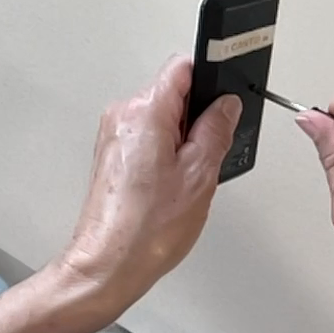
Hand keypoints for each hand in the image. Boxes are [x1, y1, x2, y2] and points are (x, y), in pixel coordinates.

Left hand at [56, 55, 240, 313]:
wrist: (107, 264)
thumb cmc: (145, 229)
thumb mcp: (199, 175)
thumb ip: (215, 130)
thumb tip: (226, 106)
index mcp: (145, 111)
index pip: (182, 68)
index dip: (209, 77)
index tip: (225, 93)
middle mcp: (124, 115)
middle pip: (172, 92)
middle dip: (196, 116)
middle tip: (208, 153)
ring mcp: (115, 133)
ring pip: (161, 116)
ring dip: (181, 137)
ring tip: (186, 177)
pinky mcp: (112, 152)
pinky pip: (147, 135)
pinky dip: (165, 150)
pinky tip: (171, 183)